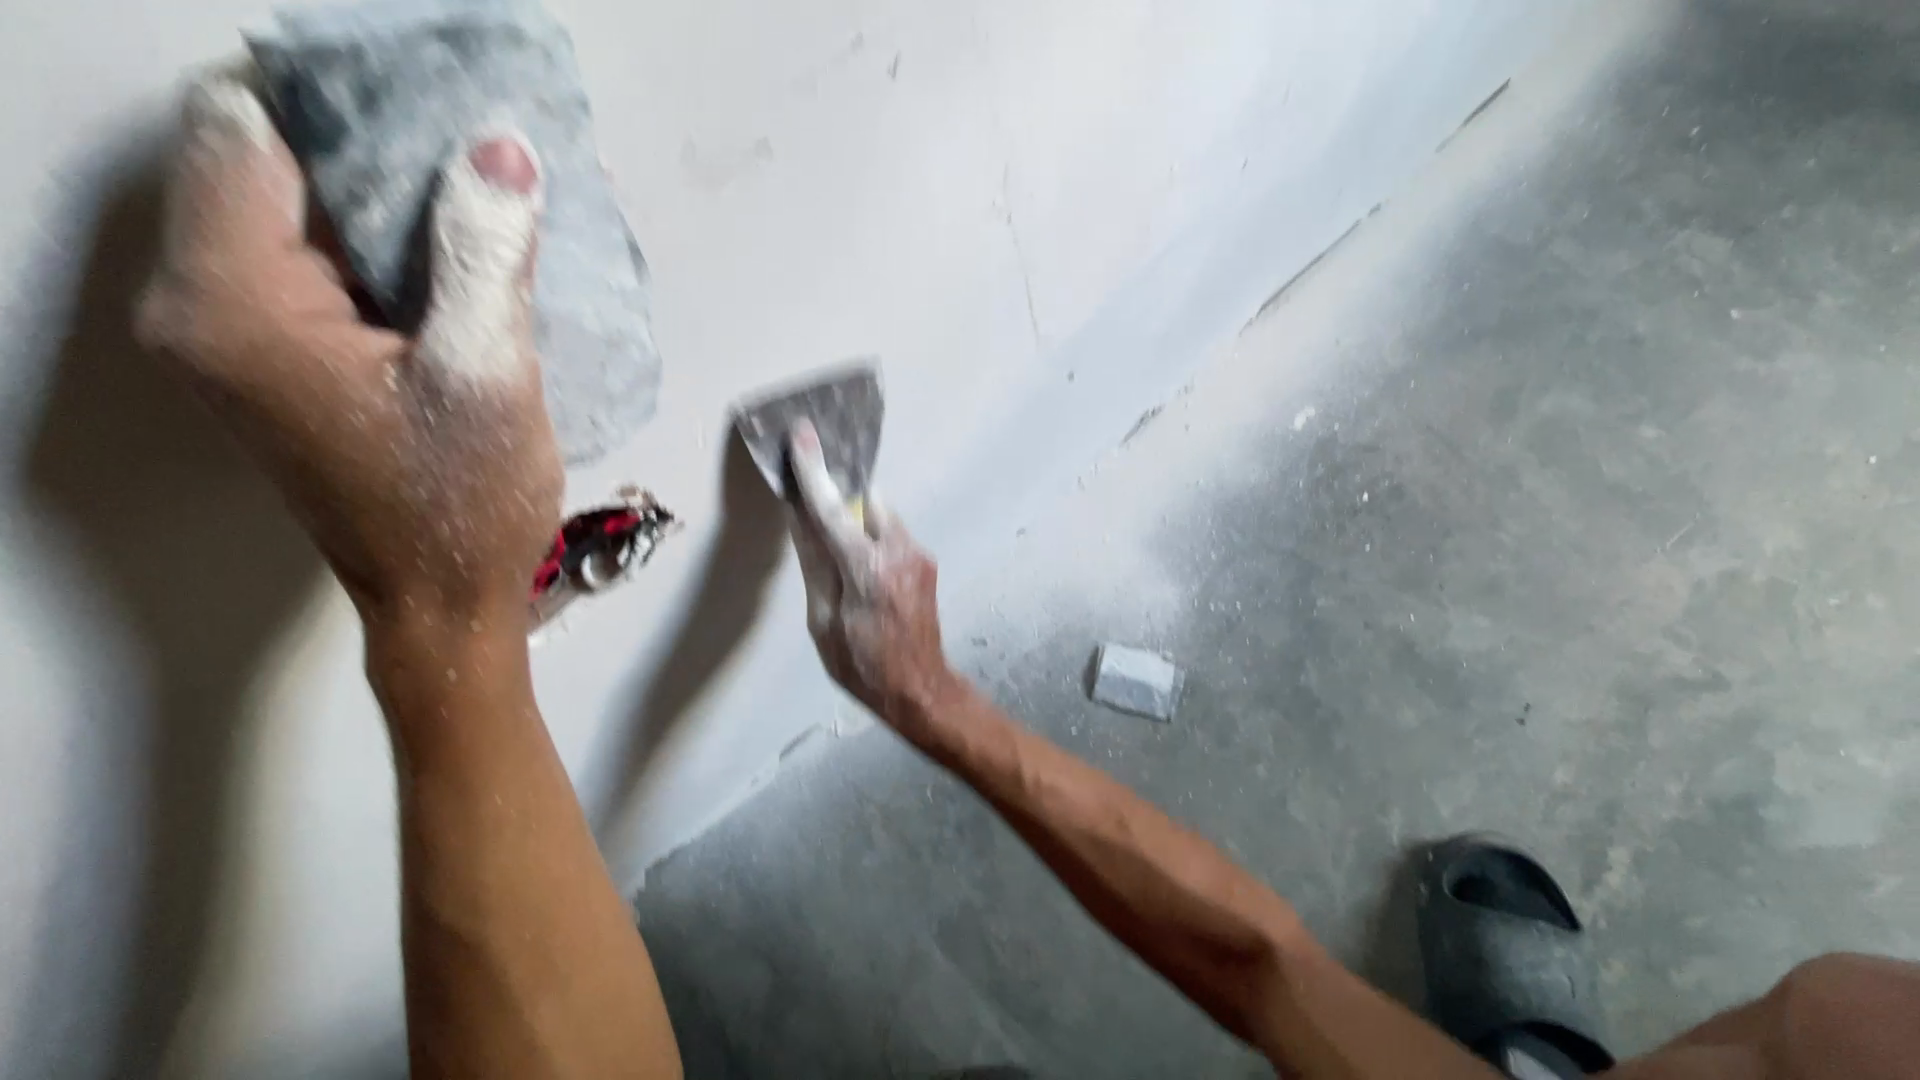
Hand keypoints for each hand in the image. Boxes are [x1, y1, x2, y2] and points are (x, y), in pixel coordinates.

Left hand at [135, 73, 561, 634]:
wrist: (445, 602)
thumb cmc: (465, 502)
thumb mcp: (488, 374)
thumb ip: (482, 252)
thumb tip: (499, 147)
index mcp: (236, 302)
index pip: (249, 131)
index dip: (342, 100)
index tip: (442, 103)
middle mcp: (206, 305)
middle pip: (272, 166)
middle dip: (380, 148)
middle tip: (487, 149)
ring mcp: (238, 334)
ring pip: (306, 215)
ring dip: (397, 200)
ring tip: (495, 197)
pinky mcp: (281, 358)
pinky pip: (326, 267)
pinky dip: (394, 249)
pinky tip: (470, 256)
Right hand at [786, 422, 958, 724]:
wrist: (920, 690)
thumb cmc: (861, 666)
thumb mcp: (822, 621)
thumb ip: (814, 563)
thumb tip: (801, 516)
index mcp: (867, 569)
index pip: (832, 508)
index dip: (813, 470)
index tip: (802, 434)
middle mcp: (900, 551)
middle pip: (863, 502)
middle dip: (840, 505)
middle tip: (820, 523)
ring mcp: (920, 556)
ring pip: (880, 518)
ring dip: (857, 527)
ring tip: (842, 563)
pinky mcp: (927, 563)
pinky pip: (891, 537)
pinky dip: (872, 542)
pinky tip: (864, 575)